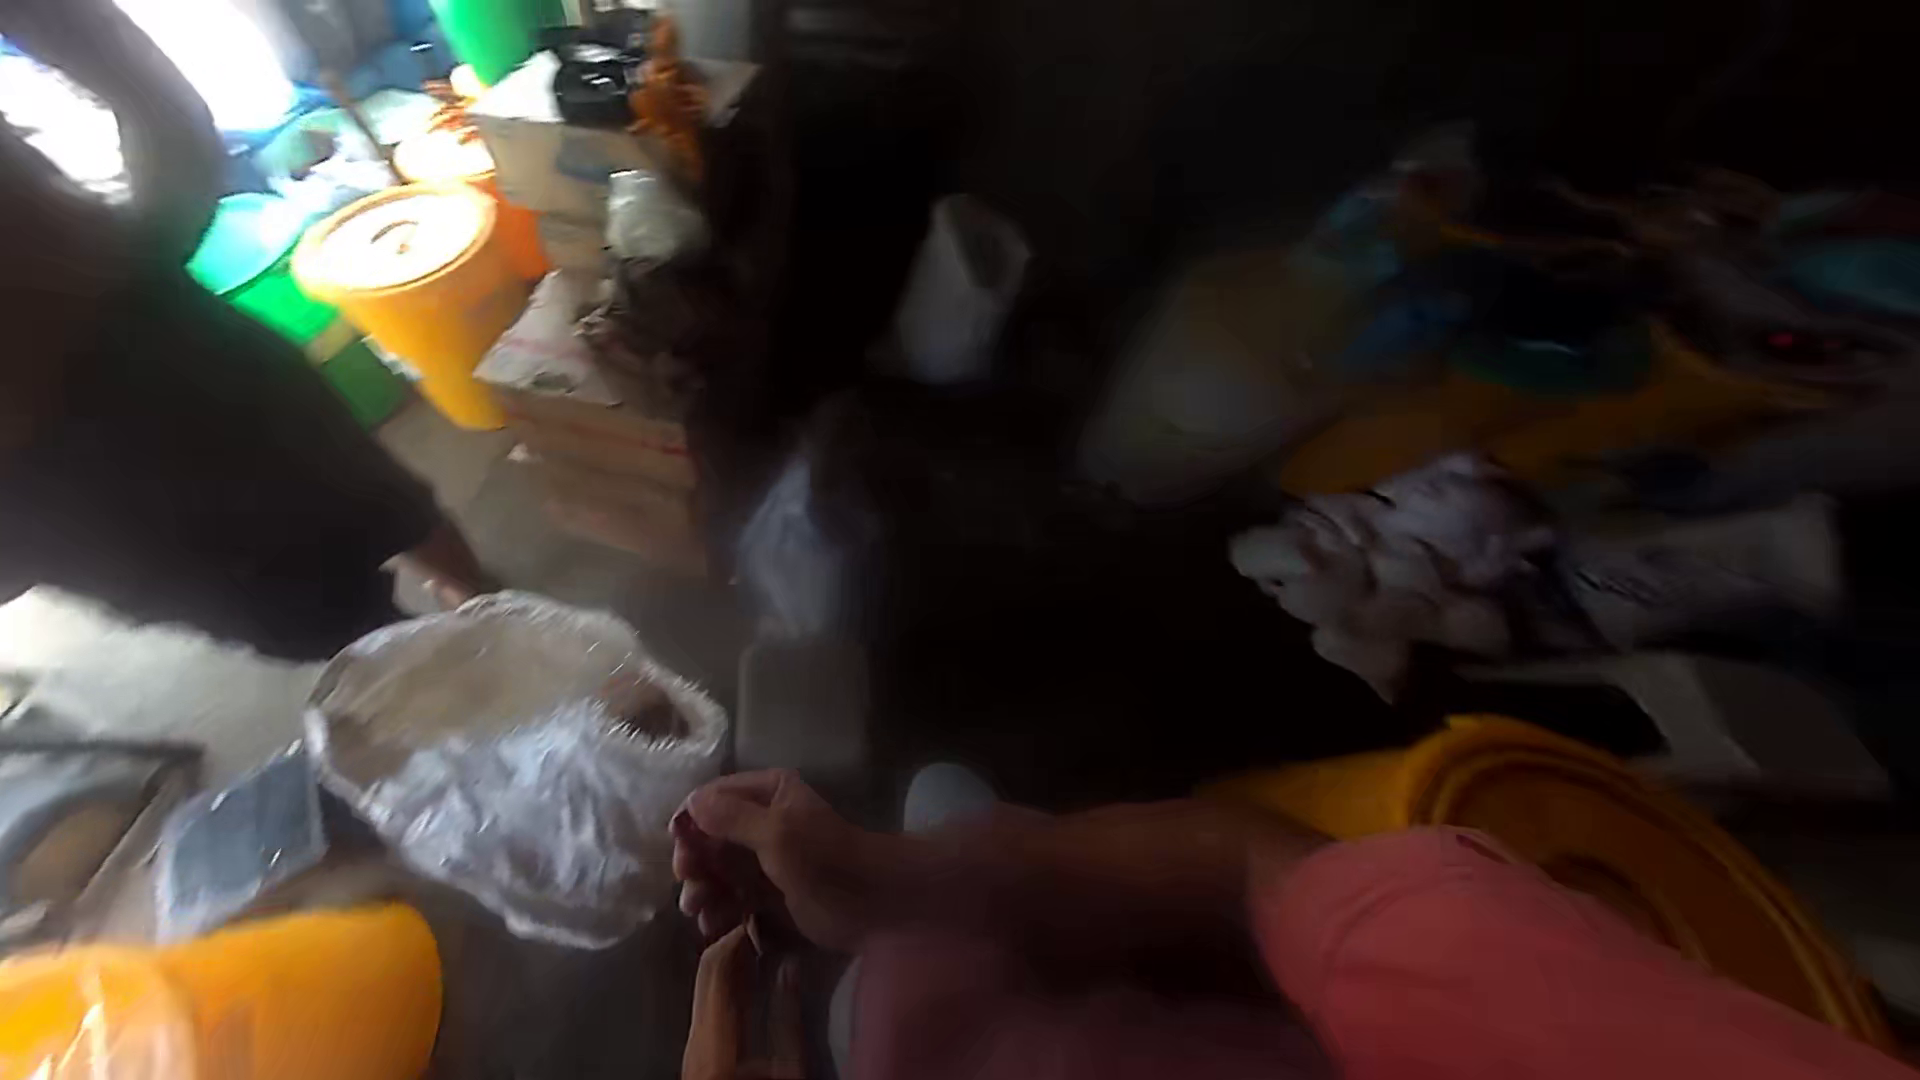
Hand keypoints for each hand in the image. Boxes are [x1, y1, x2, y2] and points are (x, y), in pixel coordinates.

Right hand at [672, 770, 901, 950]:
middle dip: (696, 865)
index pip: (715, 797)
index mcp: (769, 792)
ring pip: (717, 870)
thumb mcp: (778, 833)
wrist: (869, 902)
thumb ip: (733, 818)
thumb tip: (691, 801)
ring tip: (705, 915)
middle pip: (710, 837)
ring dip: (704, 893)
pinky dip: (720, 911)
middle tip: (692, 892)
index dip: (692, 823)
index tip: (680, 854)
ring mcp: (765, 857)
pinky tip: (718, 927)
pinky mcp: (768, 892)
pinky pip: (732, 897)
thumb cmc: (825, 858)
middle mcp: (763, 818)